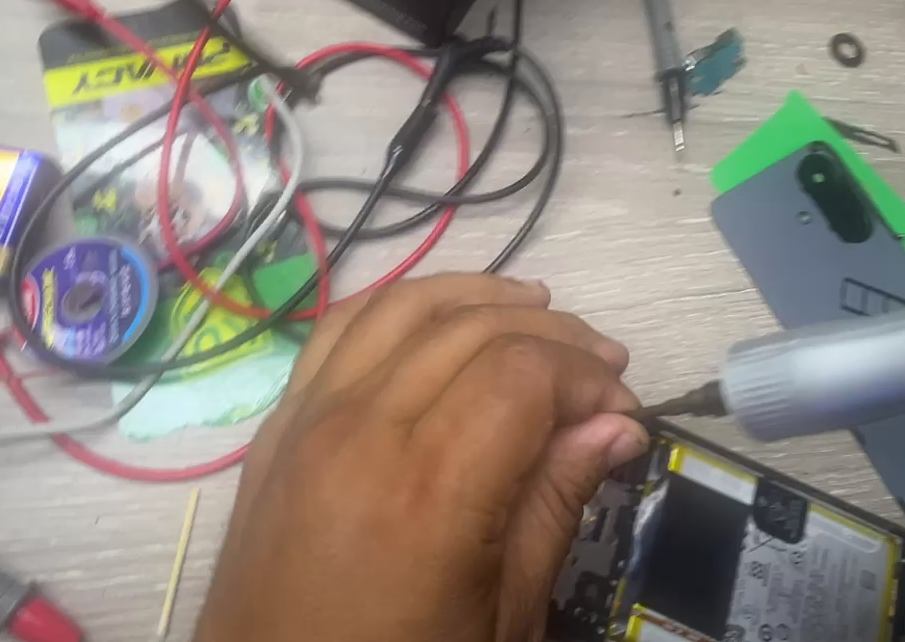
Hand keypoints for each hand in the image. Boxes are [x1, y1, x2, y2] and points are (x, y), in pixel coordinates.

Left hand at [195, 273, 647, 641]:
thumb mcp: (503, 615)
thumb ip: (556, 502)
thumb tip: (616, 424)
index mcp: (428, 489)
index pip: (523, 373)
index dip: (584, 375)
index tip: (622, 407)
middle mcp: (364, 429)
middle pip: (475, 329)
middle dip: (554, 335)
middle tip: (602, 362)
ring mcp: (311, 414)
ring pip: (408, 304)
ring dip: (482, 293)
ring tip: (537, 304)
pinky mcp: (282, 417)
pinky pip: (343, 324)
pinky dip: (403, 300)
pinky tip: (443, 308)